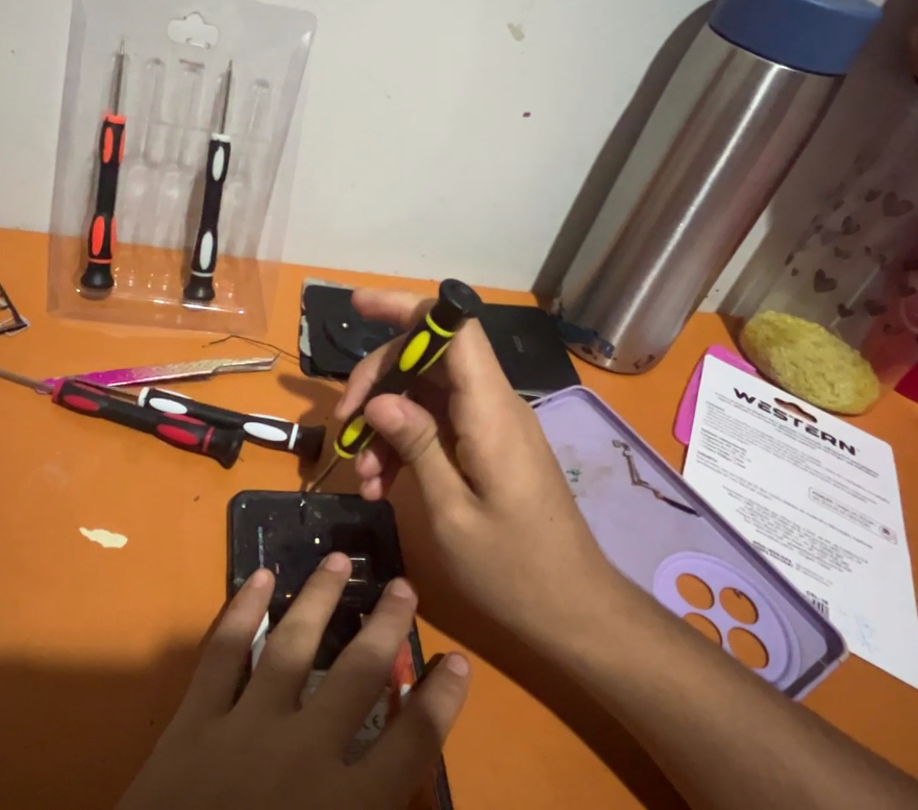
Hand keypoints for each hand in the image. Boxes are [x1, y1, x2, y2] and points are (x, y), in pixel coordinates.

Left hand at [118, 553, 470, 809]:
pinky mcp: (195, 721)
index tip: (458, 661)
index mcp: (346, 806)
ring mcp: (246, 728)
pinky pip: (223, 654)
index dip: (441, 701)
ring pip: (293, 646)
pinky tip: (259, 577)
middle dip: (386, 626)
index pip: (412, 743)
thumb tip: (398, 786)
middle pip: (358, 675)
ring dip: (319, 599)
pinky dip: (240, 611)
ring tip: (338, 560)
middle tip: (403, 586)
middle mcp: (305, 753)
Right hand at [336, 288, 625, 649]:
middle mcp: (495, 406)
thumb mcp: (451, 513)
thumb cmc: (513, 569)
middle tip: (344, 428)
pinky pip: (439, 424)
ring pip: (427, 394)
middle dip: (378, 383)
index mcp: (491, 412)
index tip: (357, 306)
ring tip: (361, 475)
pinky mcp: (489, 448)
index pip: (454, 329)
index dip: (407, 307)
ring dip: (386, 423)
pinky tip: (379, 484)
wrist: (573, 610)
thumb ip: (417, 446)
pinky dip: (405, 444)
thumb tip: (381, 399)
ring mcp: (493, 427)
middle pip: (430, 359)